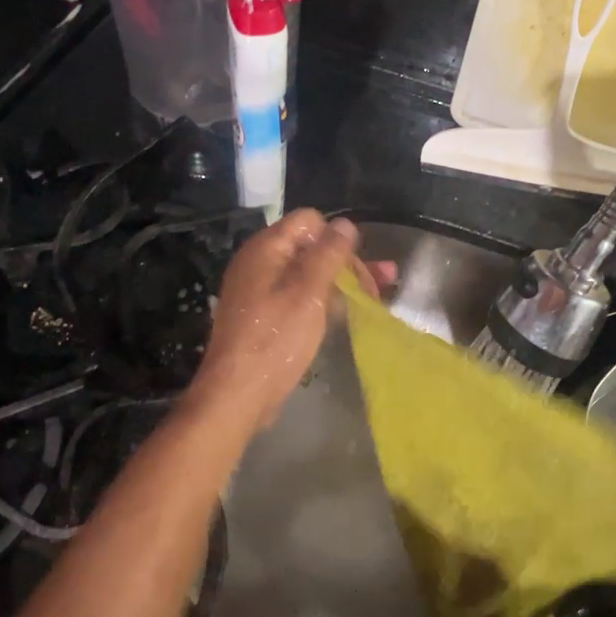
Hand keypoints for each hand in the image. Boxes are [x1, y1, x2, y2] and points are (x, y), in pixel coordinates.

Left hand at [192, 210, 388, 425]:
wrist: (237, 395)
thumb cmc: (275, 339)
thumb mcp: (308, 293)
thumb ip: (328, 254)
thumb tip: (344, 224)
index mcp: (266, 249)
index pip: (308, 222)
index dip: (337, 238)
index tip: (357, 267)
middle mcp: (259, 263)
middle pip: (309, 248)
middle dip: (345, 263)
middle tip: (378, 286)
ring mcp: (259, 291)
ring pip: (307, 275)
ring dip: (340, 283)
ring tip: (375, 297)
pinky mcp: (264, 316)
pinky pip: (297, 297)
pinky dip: (322, 301)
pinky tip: (345, 313)